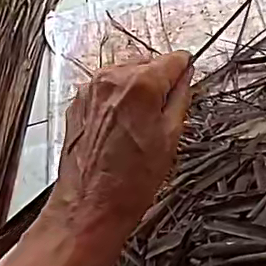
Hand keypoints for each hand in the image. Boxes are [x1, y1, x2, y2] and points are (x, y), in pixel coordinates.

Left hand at [33, 50, 193, 265]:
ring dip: (137, 90)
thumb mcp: (171, 137)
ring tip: (141, 125)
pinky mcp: (78, 103)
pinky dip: (117, 101)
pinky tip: (122, 129)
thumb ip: (181, 98)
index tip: (187, 78)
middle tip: (165, 113)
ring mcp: (91, 90)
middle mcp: (112, 80)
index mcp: (140, 85)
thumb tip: (186, 78)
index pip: (173, 59)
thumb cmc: (128, 182)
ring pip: (126, 75)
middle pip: (148, 63)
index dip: (185, 70)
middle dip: (159, 82)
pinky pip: (106, 90)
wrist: (90, 206)